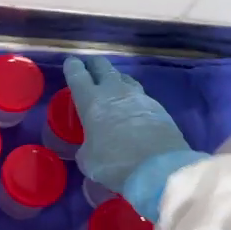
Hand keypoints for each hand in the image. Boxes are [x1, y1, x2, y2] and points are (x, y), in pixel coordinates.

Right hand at [63, 56, 203, 218]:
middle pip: (103, 67)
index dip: (72, 67)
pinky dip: (133, 96)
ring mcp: (139, 96)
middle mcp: (115, 92)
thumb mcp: (89, 161)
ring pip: (124, 78)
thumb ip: (86, 150)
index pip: (78, 76)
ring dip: (116, 78)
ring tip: (113, 83)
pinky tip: (133, 105)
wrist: (159, 167)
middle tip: (91, 66)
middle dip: (95, 65)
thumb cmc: (115, 162)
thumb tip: (89, 149)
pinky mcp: (158, 107)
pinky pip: (140, 95)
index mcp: (92, 101)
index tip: (71, 62)